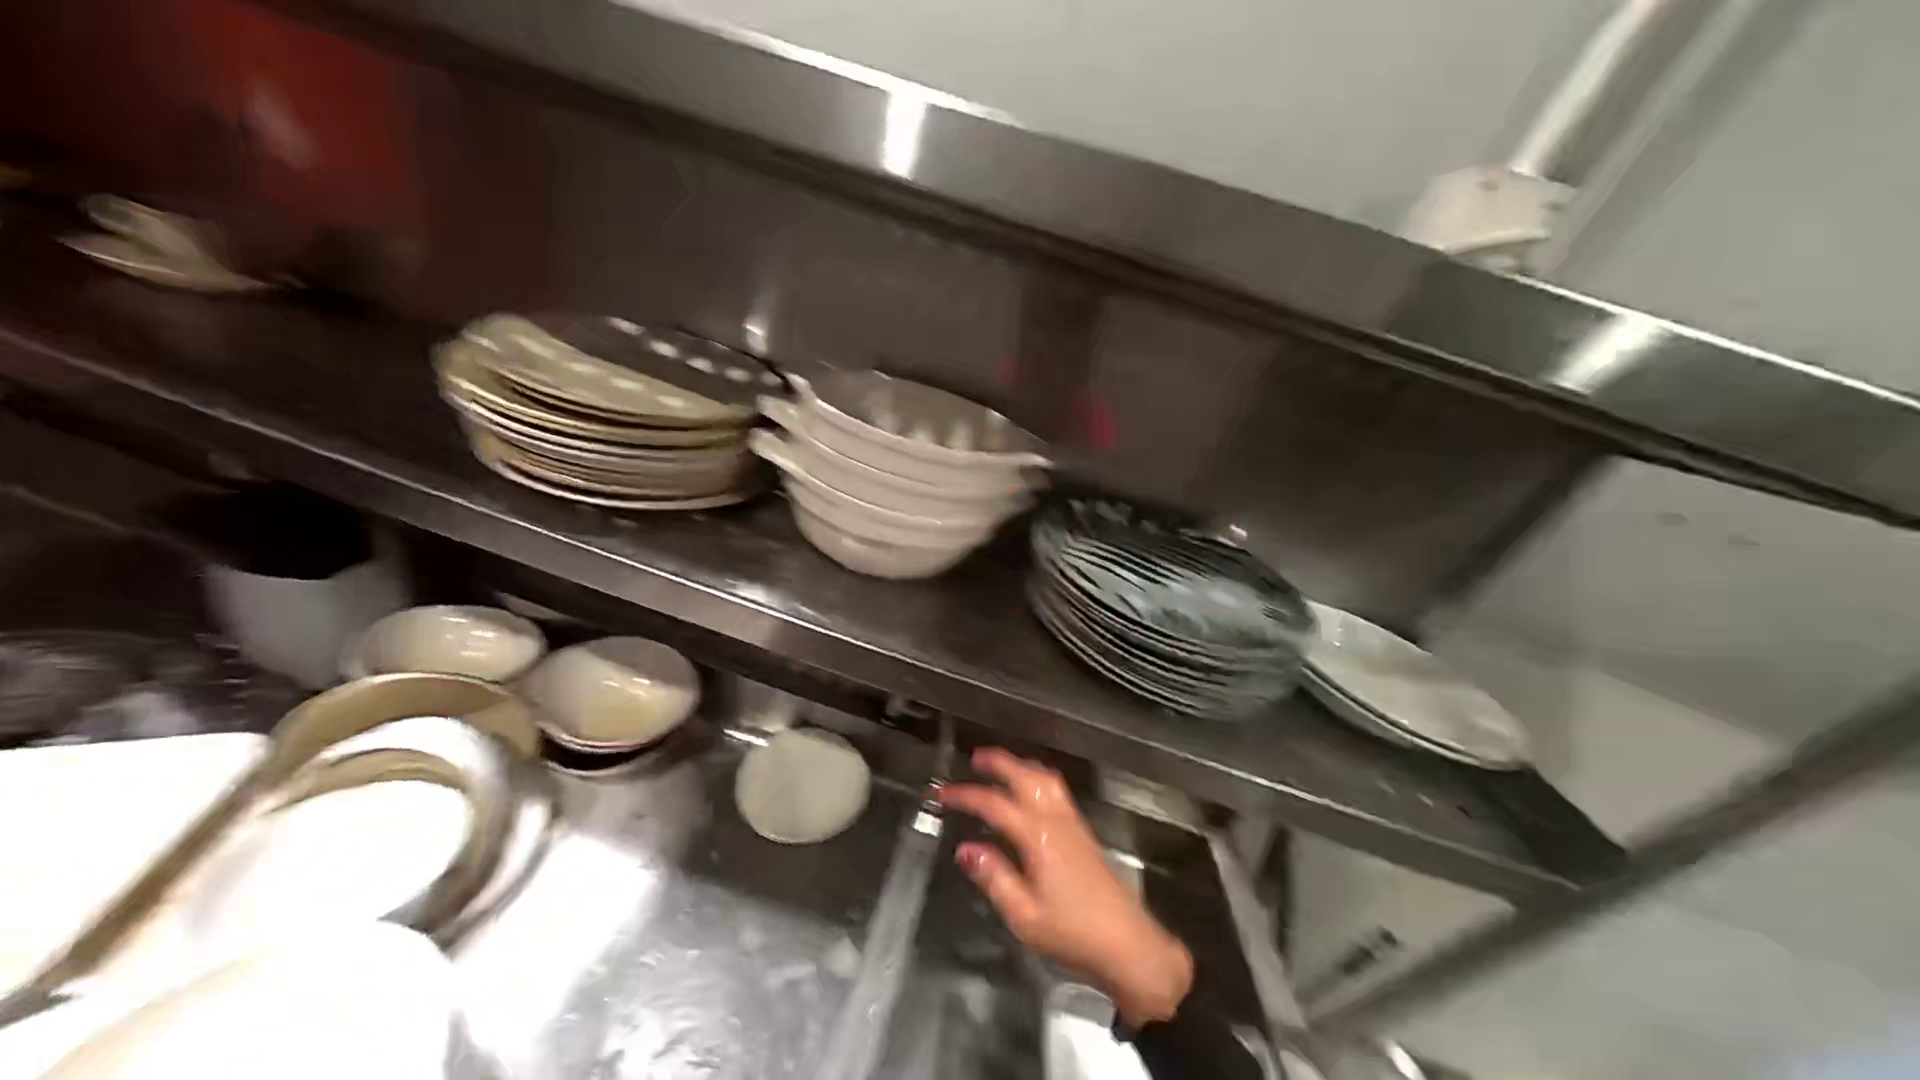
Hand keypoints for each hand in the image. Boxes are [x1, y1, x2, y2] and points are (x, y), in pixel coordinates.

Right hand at [939, 748, 1193, 1026]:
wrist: (1128, 945)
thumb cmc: (1072, 932)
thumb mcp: (1023, 915)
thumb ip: (993, 877)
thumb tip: (965, 849)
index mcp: (1038, 837)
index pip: (995, 805)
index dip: (966, 796)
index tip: (943, 795)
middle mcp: (1057, 821)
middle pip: (1027, 777)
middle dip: (1000, 763)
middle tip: (976, 758)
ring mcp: (1074, 824)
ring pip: (1046, 779)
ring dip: (1022, 767)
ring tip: (1002, 767)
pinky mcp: (1084, 833)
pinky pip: (1057, 791)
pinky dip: (1037, 779)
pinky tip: (1030, 793)